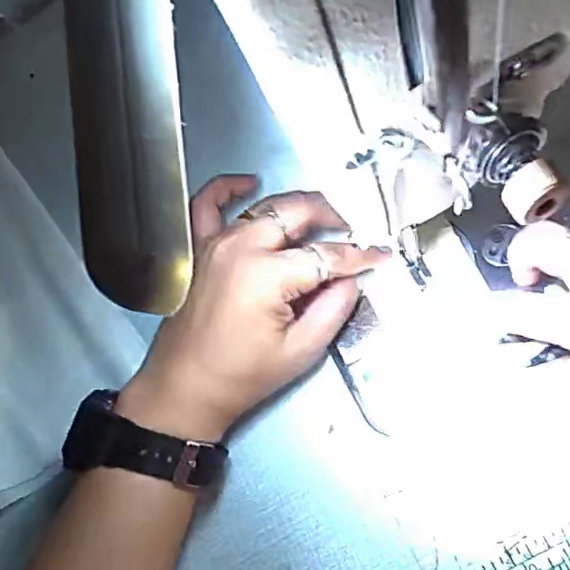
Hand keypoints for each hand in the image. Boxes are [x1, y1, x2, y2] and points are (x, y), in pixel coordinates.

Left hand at [116, 176, 390, 440]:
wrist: (187, 386)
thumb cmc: (245, 374)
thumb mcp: (302, 350)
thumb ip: (333, 309)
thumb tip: (351, 280)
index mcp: (266, 276)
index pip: (325, 256)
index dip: (359, 256)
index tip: (382, 256)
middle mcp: (240, 248)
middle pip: (296, 215)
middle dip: (332, 218)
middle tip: (354, 233)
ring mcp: (215, 244)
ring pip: (265, 207)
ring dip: (298, 207)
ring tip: (323, 218)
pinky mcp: (200, 249)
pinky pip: (207, 204)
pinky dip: (228, 188)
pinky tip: (249, 183)